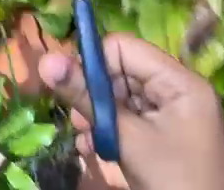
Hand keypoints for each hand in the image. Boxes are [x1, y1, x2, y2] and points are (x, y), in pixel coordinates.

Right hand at [39, 34, 223, 189]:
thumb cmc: (174, 182)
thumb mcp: (126, 138)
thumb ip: (85, 97)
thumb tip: (44, 60)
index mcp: (179, 82)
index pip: (122, 48)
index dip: (94, 63)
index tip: (75, 90)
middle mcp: (179, 90)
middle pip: (120, 71)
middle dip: (94, 94)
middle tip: (77, 120)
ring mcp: (175, 115)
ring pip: (122, 96)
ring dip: (98, 114)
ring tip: (84, 137)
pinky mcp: (168, 135)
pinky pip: (131, 117)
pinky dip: (111, 128)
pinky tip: (95, 147)